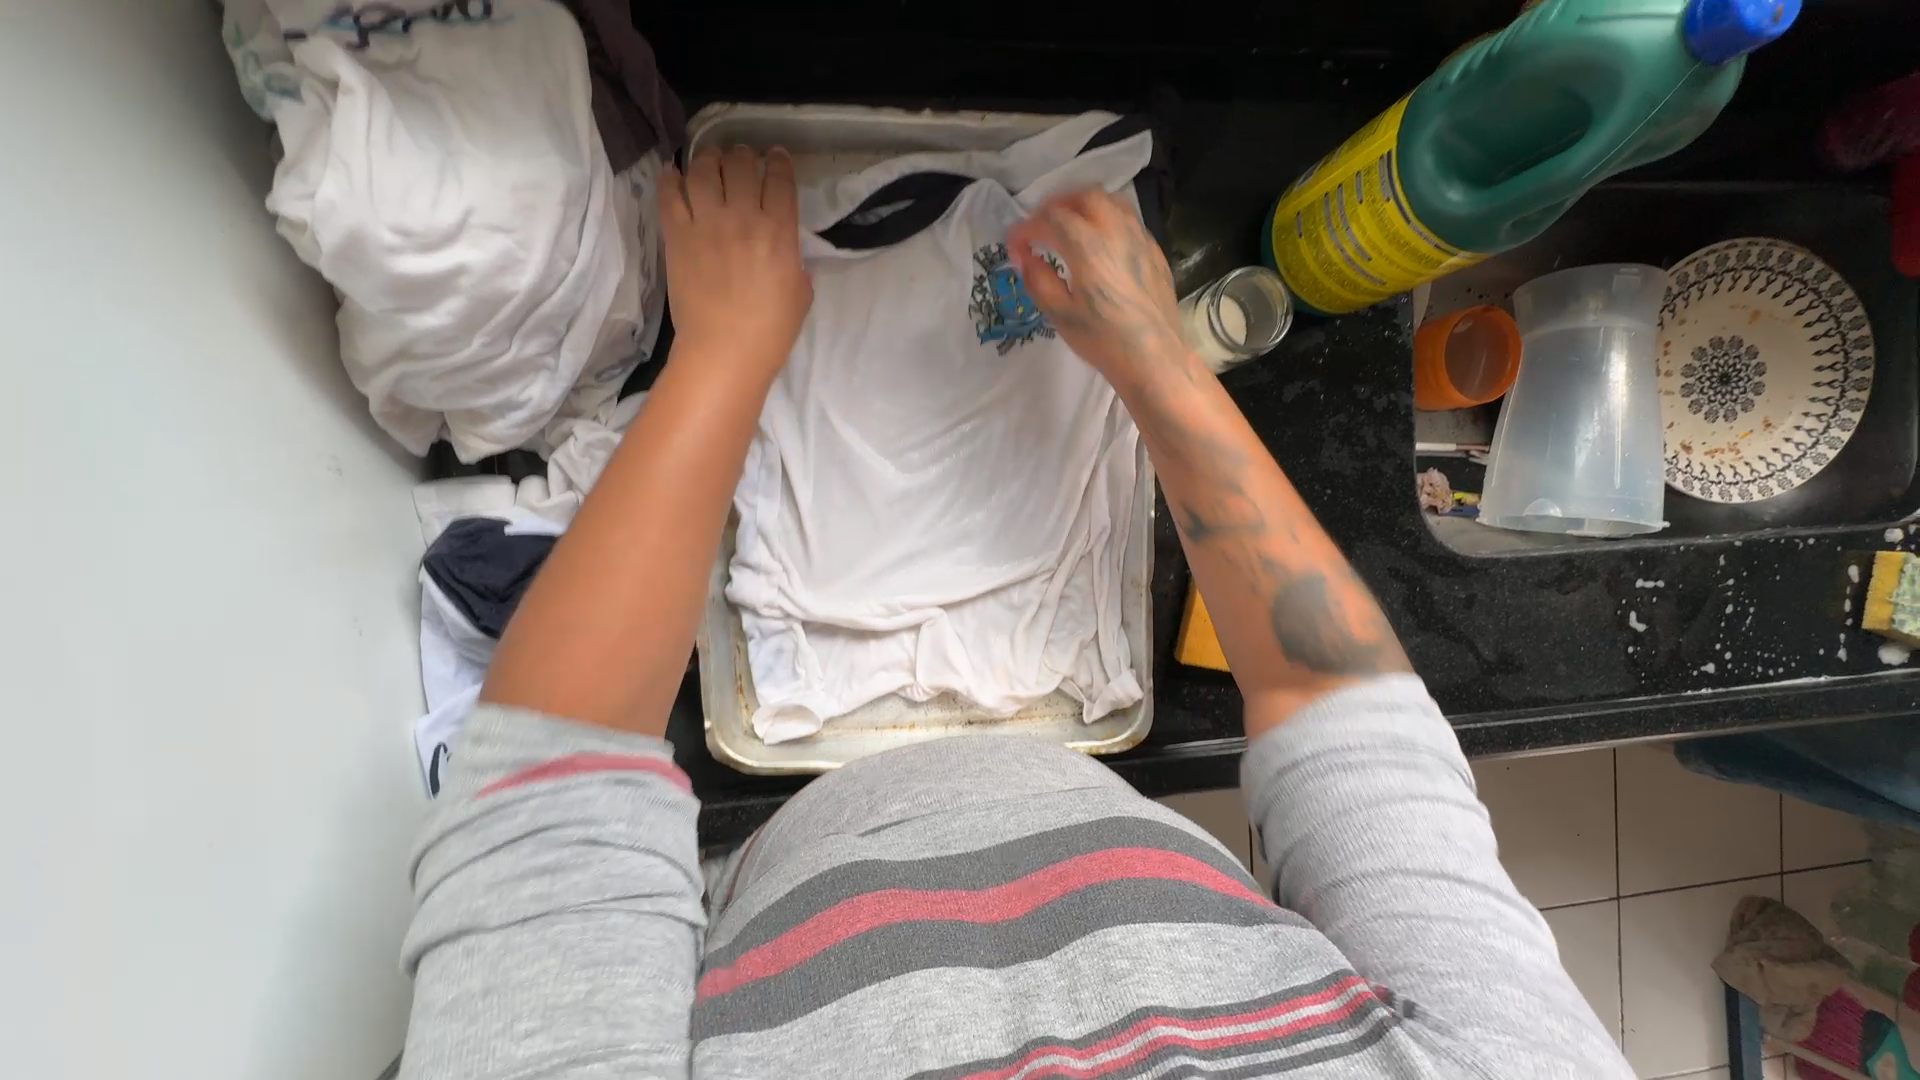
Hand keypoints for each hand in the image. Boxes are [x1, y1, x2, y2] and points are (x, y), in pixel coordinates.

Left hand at [659, 145, 812, 375]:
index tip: (775, 158)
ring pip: (704, 169)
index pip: (780, 179)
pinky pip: (670, 193)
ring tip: (711, 161)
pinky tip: (674, 174)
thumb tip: (786, 250)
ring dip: (709, 158)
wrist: (724, 351)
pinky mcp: (677, 235)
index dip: (778, 162)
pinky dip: (672, 178)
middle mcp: (743, 217)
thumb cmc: (771, 331)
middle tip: (742, 160)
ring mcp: (706, 223)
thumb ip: (795, 262)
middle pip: (741, 165)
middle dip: (743, 156)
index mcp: (779, 232)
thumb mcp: (801, 294)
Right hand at [1006, 189, 1197, 389]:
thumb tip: (1026, 257)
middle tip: (1041, 225)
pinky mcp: (1154, 251)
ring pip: (1111, 202)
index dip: (1027, 228)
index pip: (1050, 220)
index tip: (1014, 245)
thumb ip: (1038, 280)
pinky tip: (1101, 243)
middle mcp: (1116, 232)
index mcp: (1088, 247)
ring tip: (1070, 226)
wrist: (1154, 357)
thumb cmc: (1103, 340)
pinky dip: (1107, 220)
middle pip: (1084, 197)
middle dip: (1057, 205)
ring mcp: (1140, 238)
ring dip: (1085, 206)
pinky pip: (1129, 220)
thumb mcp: (1060, 315)